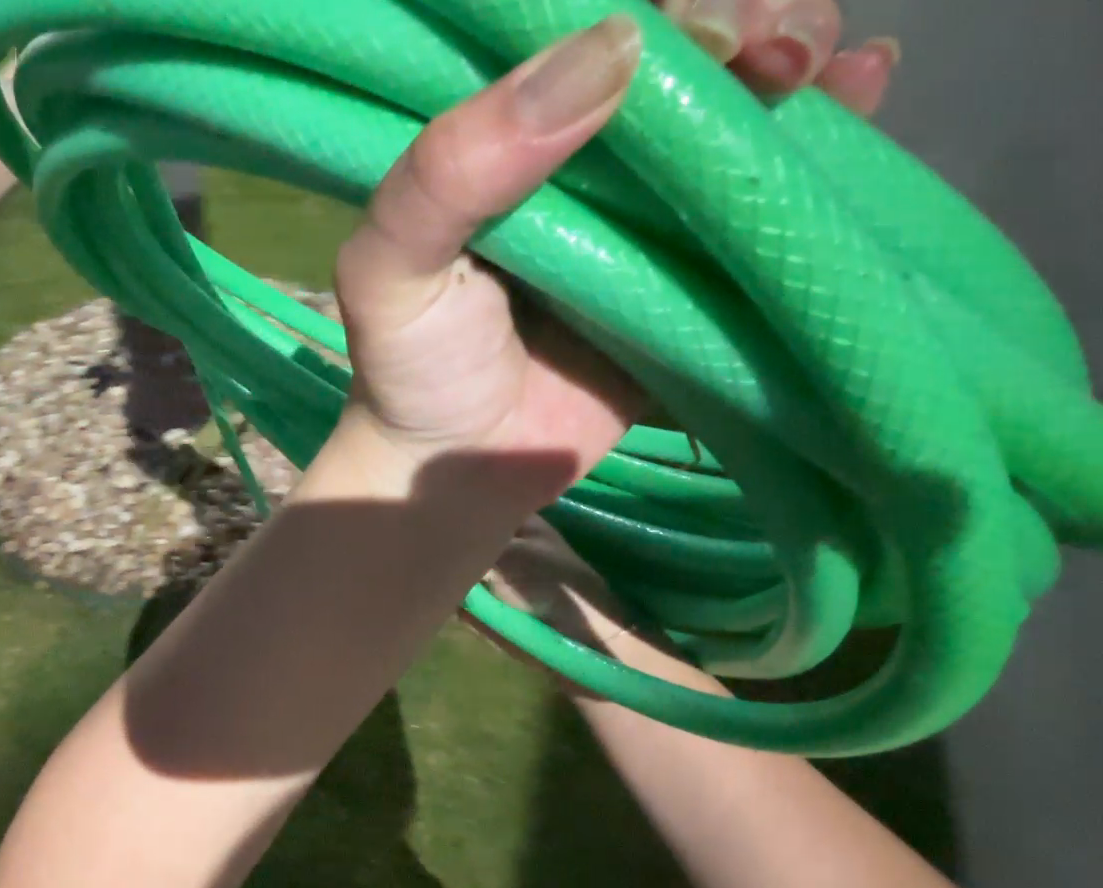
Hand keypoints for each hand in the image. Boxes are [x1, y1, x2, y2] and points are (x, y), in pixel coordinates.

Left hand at [333, 0, 897, 486]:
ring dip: (793, 68)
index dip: (650, 13)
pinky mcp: (692, 278)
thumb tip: (604, 50)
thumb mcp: (391, 272)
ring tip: (825, 65)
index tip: (696, 23)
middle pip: (674, 67)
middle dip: (740, 31)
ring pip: (730, 118)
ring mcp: (642, 221)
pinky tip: (867, 87)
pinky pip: (764, 204)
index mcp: (499, 146)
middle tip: (774, 50)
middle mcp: (575, 167)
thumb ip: (449, 172)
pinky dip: (823, 146)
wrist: (455, 471)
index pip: (580, 41)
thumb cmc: (410, 368)